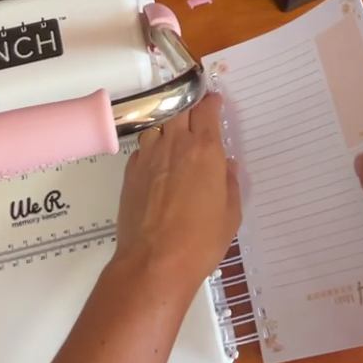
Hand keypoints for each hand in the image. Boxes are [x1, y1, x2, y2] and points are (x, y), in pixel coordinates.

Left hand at [113, 94, 242, 293]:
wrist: (155, 261)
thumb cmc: (199, 241)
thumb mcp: (230, 214)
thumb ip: (230, 184)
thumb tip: (228, 168)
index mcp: (205, 149)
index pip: (207, 110)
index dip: (212, 102)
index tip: (215, 102)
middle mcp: (175, 144)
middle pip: (180, 109)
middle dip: (190, 106)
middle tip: (197, 112)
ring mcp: (150, 155)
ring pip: (158, 125)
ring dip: (169, 126)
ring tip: (175, 136)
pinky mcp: (131, 171)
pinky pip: (143, 147)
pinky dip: (152, 148)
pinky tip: (158, 162)